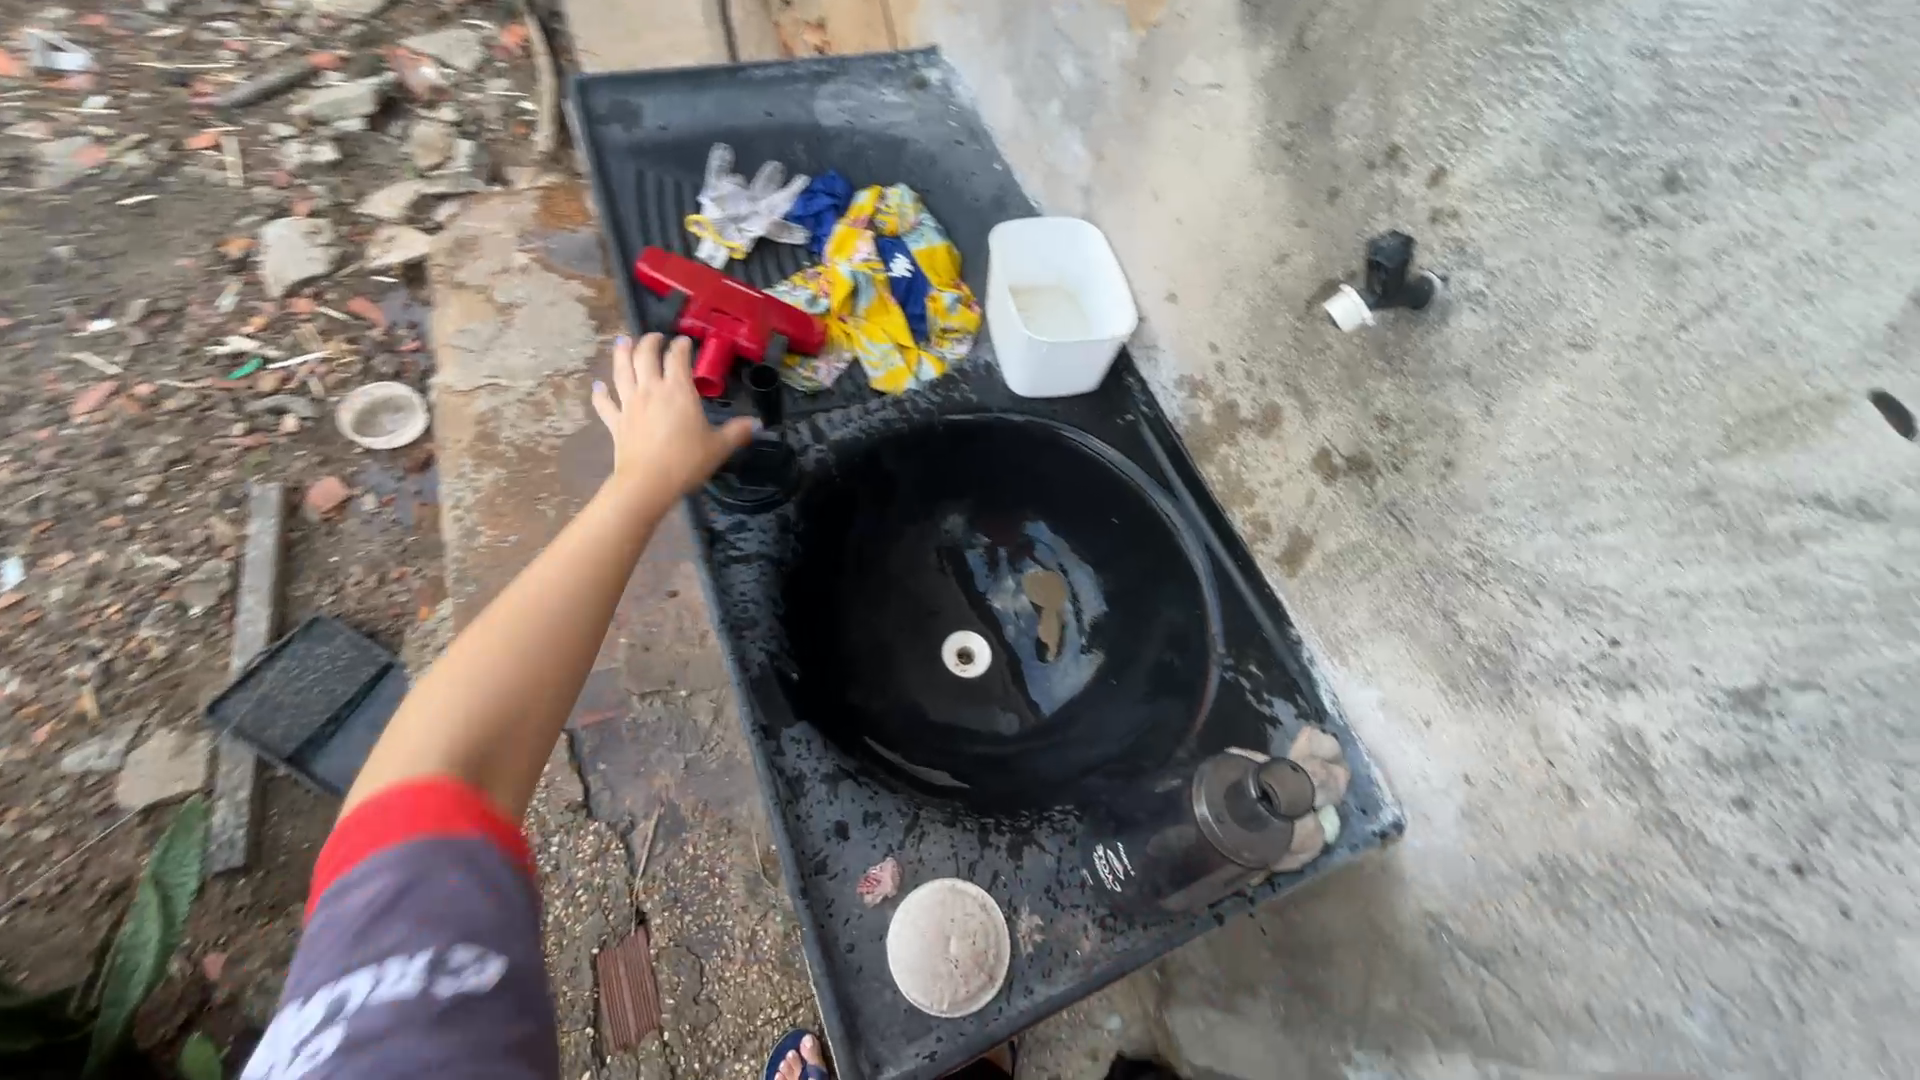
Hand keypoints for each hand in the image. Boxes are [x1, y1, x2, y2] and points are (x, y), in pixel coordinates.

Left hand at [592, 334, 756, 504]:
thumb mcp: (719, 447)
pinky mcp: (615, 421)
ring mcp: (629, 404)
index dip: (681, 346)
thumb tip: (757, 424)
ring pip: (621, 370)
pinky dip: (600, 394)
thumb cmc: (687, 461)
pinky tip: (597, 386)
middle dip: (650, 342)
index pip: (678, 358)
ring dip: (622, 353)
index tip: (685, 341)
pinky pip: (604, 403)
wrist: (648, 483)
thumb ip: (737, 432)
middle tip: (655, 337)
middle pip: (645, 356)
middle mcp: (651, 389)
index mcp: (678, 391)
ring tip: (623, 342)